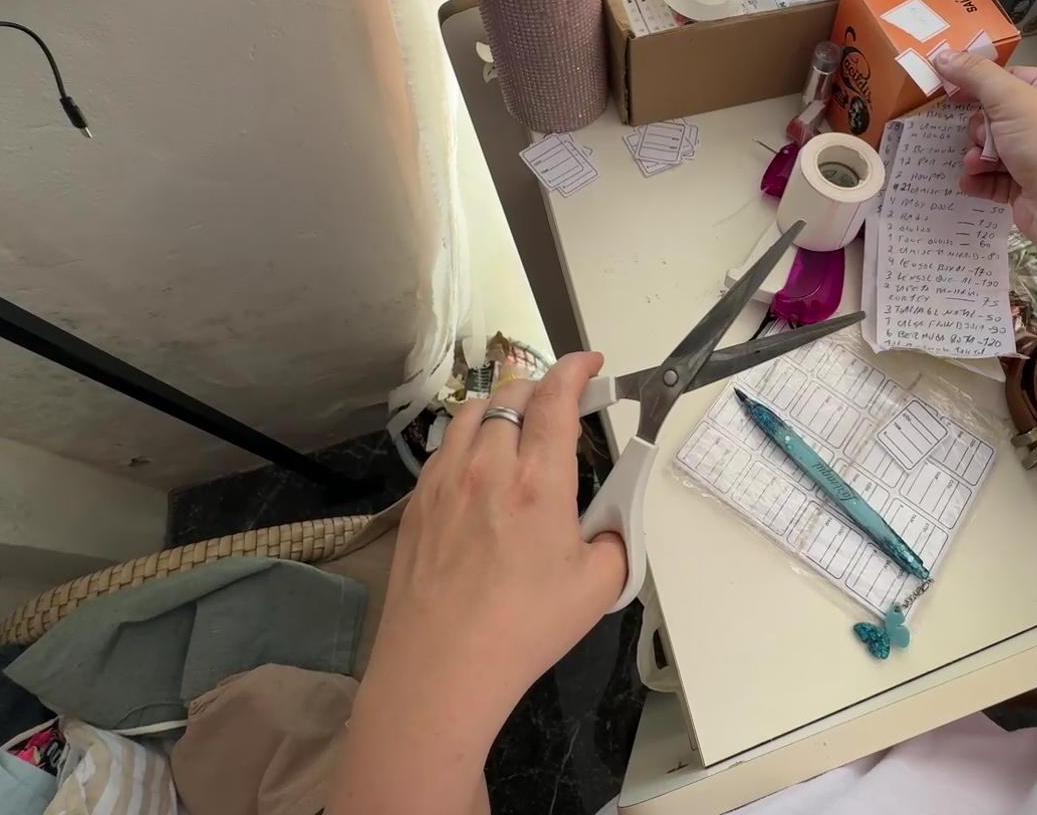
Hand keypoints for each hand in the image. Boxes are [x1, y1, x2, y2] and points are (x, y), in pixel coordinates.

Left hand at [380, 352, 626, 716]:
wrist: (440, 672)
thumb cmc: (522, 629)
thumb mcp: (597, 585)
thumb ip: (617, 538)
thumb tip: (611, 521)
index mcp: (539, 481)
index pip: (556, 397)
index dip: (576, 368)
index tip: (590, 363)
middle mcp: (489, 466)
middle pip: (514, 393)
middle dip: (545, 385)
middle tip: (564, 404)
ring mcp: (446, 480)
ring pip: (474, 411)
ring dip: (505, 405)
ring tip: (522, 426)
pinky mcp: (419, 501)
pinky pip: (446, 444)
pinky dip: (471, 435)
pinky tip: (482, 464)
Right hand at [932, 51, 1036, 235]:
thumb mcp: (1010, 99)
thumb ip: (975, 75)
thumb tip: (941, 55)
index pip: (1010, 78)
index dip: (980, 84)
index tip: (951, 92)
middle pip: (996, 114)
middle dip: (980, 129)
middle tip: (985, 138)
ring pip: (991, 147)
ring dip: (977, 155)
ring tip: (978, 164)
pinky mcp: (1026, 185)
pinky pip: (992, 176)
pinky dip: (979, 178)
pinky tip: (972, 180)